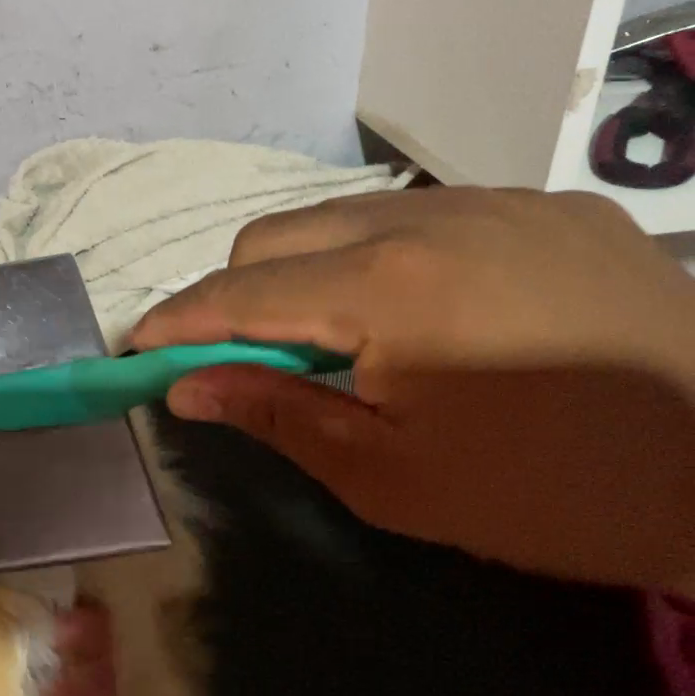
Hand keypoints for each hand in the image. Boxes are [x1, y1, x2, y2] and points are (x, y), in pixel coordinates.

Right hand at [131, 187, 694, 594]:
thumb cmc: (559, 493)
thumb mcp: (395, 477)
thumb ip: (275, 414)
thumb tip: (184, 386)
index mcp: (387, 288)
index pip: (237, 292)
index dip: (174, 320)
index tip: (136, 347)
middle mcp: (429, 219)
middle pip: (272, 235)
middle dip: (233, 292)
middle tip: (241, 354)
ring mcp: (497, 202)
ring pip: (339, 216)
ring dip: (303, 269)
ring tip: (332, 332)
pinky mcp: (552, 206)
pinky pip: (421, 215)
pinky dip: (381, 254)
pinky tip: (422, 307)